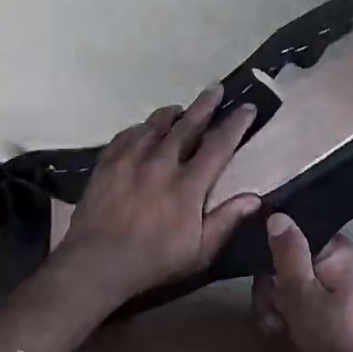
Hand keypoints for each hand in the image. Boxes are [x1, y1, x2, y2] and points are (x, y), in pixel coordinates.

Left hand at [51, 85, 260, 306]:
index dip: (235, 124)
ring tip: (180, 108)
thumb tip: (254, 197)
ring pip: (155, 125)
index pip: (218, 145)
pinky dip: (140, 128)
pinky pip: (127, 135)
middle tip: (216, 89)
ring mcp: (131, 160)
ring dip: (171, 114)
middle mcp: (161, 164)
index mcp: (188, 185)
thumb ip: (226, 221)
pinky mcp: (107, 163)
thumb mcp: (199, 252)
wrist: (97, 262)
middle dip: (205, 105)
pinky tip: (144, 129)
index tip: (246, 107)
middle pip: (187, 125)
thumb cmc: (154, 261)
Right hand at [252, 213, 352, 351]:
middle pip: (282, 260)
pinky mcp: (319, 300)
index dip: (272, 251)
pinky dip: (281, 317)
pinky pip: (288, 299)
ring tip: (280, 329)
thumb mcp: (301, 292)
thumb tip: (277, 214)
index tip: (265, 276)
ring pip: (281, 283)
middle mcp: (334, 258)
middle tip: (275, 314)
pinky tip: (284, 334)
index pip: (293, 231)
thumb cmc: (328, 334)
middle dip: (270, 290)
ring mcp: (326, 280)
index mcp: (336, 249)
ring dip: (273, 307)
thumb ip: (287, 253)